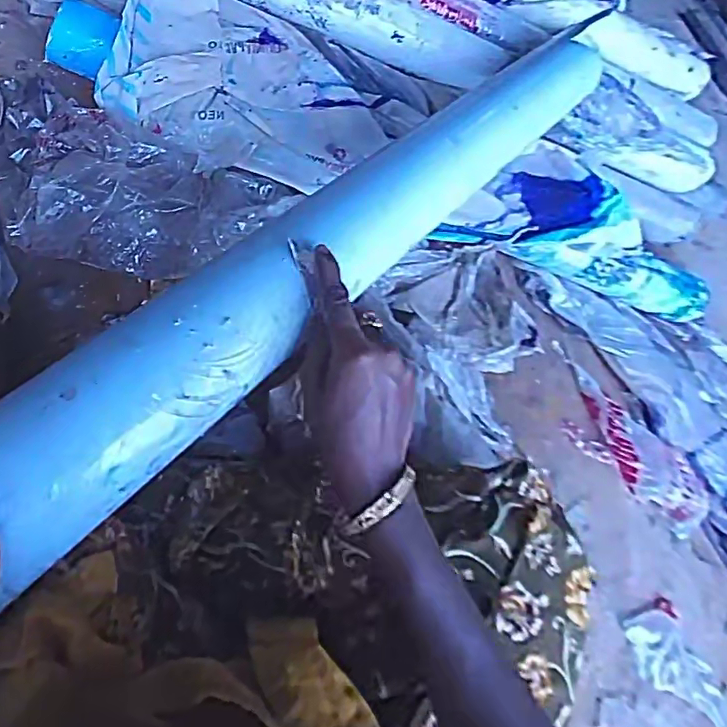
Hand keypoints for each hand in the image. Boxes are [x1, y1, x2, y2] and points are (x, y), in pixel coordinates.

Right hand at [301, 245, 414, 511]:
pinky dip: (375, 367)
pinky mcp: (414, 376)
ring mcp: (404, 363)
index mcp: (354, 353)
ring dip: (361, 354)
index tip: (323, 251)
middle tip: (331, 369)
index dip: (327, 275)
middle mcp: (385, 350)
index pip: (337, 304)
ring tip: (352, 392)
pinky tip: (368, 397)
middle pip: (358, 325)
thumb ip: (317, 349)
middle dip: (344, 335)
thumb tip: (322, 322)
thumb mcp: (312, 391)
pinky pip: (388, 359)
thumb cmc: (332, 434)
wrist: (373, 475)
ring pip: (374, 344)